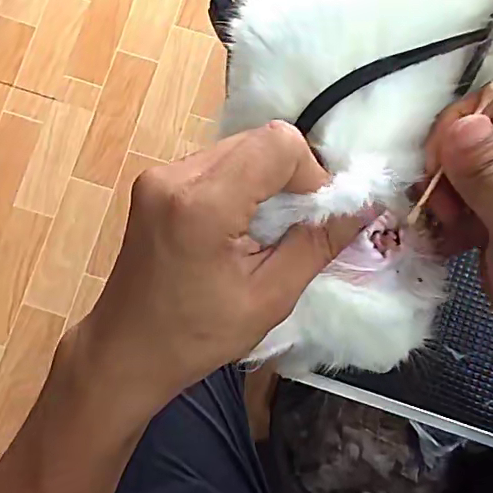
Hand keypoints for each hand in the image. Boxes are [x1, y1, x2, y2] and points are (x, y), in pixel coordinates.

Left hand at [68, 122, 367, 407]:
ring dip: (269, 183)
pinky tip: (241, 228)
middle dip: (293, 178)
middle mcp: (176, 174)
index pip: (279, 144)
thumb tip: (363, 207)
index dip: (311, 174)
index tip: (313, 218)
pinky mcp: (157, 182)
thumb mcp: (272, 297)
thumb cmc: (199, 336)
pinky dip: (245, 187)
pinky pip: (221, 164)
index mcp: (202, 203)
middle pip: (261, 141)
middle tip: (296, 228)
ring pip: (242, 149)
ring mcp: (161, 174)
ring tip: (267, 233)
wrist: (128, 351)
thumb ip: (319, 243)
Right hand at [423, 79, 492, 399]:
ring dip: (450, 190)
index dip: (468, 124)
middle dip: (454, 163)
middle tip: (441, 207)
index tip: (438, 168)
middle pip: (489, 126)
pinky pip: (474, 188)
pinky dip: (455, 210)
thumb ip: (491, 177)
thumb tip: (458, 123)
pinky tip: (449, 238)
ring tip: (447, 228)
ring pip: (473, 157)